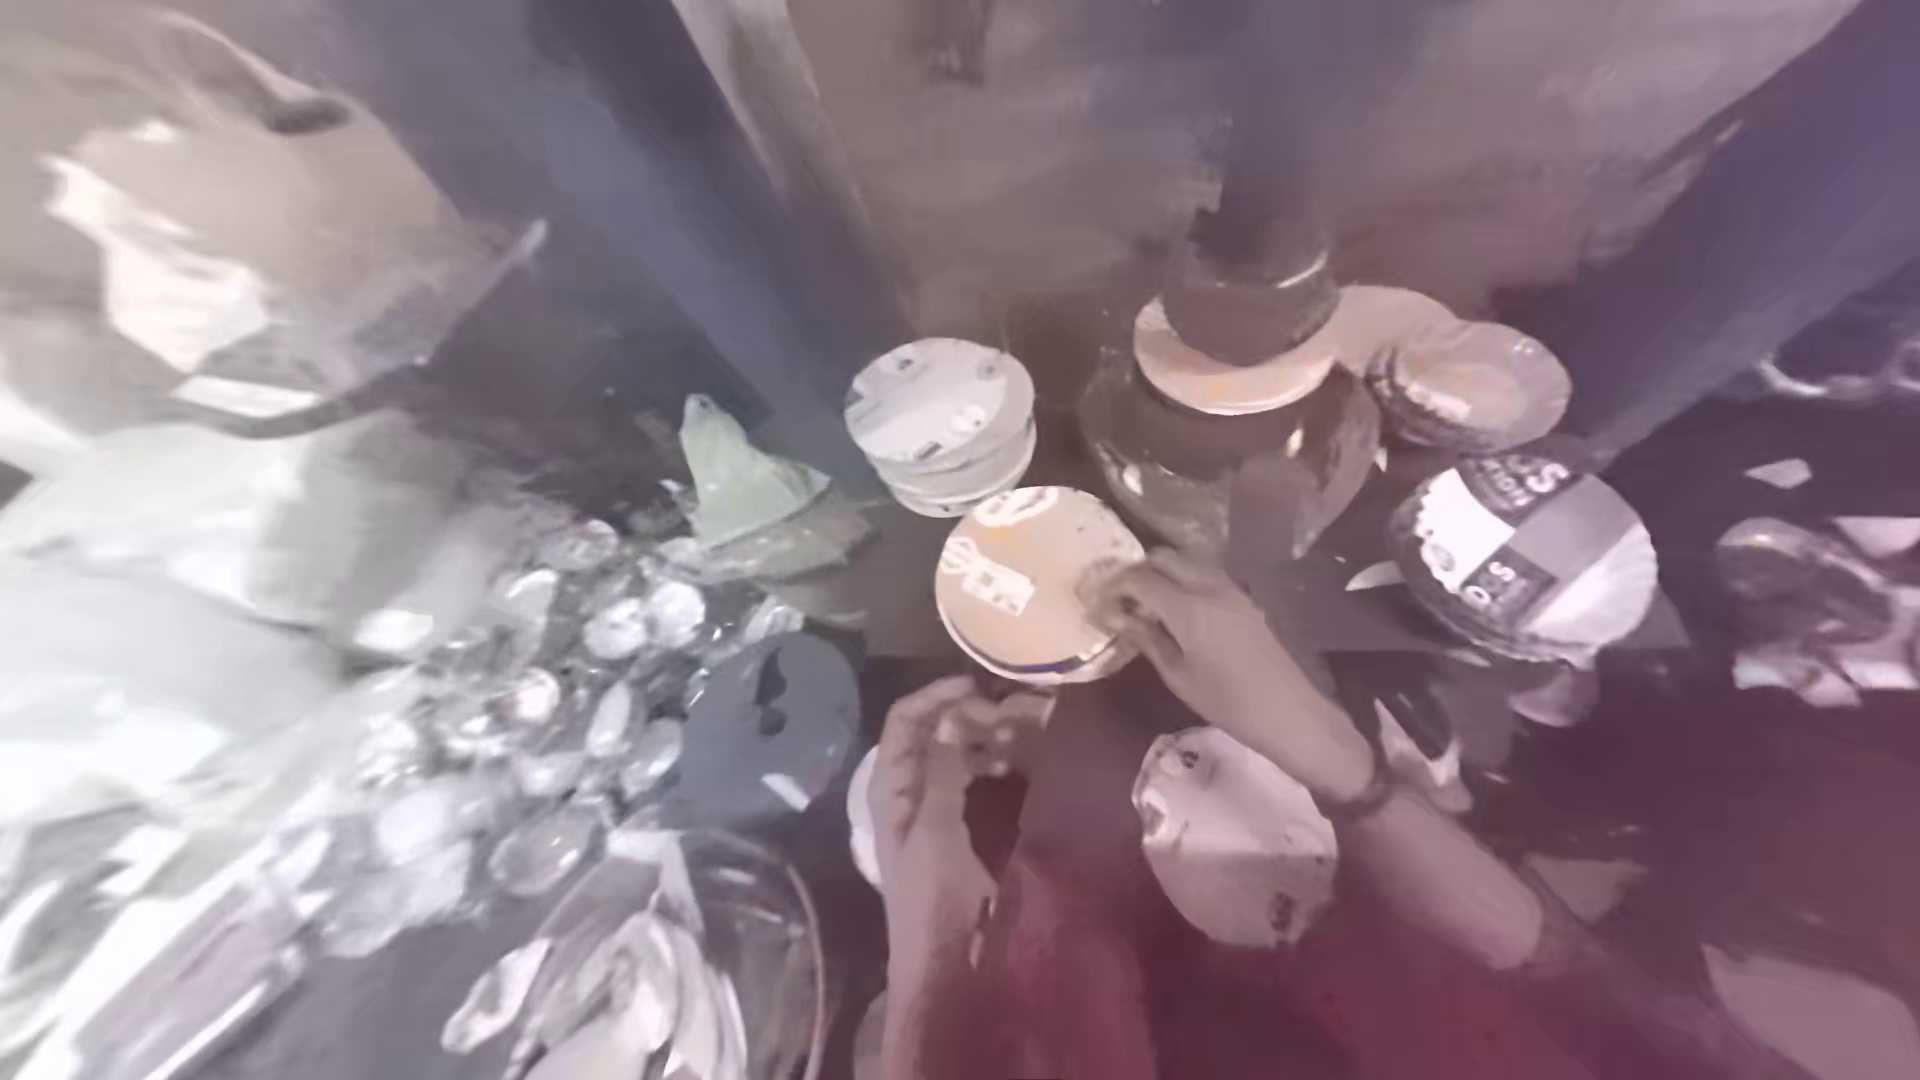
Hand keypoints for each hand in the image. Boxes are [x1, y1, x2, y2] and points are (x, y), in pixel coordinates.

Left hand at [868, 676, 1051, 964]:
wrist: (942, 970)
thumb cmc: (933, 902)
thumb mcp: (936, 833)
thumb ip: (942, 771)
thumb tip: (952, 714)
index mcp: (890, 783)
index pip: (904, 717)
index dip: (935, 694)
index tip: (977, 686)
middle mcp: (905, 784)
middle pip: (929, 727)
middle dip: (964, 712)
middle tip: (1007, 714)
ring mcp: (928, 800)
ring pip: (950, 747)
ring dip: (978, 733)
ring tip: (1014, 733)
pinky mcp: (951, 818)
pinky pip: (966, 772)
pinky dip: (985, 758)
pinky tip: (1010, 761)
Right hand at [1092, 548, 1374, 800]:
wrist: (1290, 713)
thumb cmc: (1228, 702)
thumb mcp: (1177, 676)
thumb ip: (1146, 638)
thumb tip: (1116, 616)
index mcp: (1189, 608)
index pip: (1141, 578)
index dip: (1115, 585)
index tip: (1099, 601)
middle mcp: (1209, 587)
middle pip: (1164, 557)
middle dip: (1137, 570)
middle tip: (1121, 598)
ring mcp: (1230, 589)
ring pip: (1186, 560)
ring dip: (1161, 572)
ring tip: (1146, 603)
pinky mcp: (1243, 598)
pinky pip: (1204, 573)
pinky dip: (1182, 579)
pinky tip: (1175, 609)